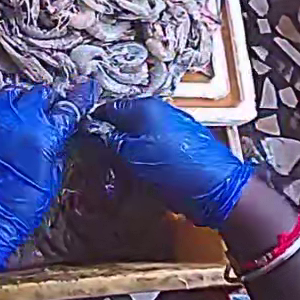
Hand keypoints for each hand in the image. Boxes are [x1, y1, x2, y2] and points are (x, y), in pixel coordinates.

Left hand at [0, 77, 95, 269]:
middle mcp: (18, 118)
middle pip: (40, 94)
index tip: (87, 86)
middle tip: (50, 108)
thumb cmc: (19, 208)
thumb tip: (60, 132)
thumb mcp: (51, 179)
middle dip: (48, 100)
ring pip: (9, 92)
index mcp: (45, 134)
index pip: (69, 106)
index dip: (79, 97)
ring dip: (19, 99)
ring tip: (21, 107)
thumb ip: (57, 149)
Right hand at [91, 97, 253, 225]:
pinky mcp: (180, 147)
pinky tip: (139, 178)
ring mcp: (170, 128)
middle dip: (107, 143)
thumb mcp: (131, 155)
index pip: (106, 108)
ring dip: (123, 156)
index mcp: (144, 107)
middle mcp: (158, 112)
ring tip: (118, 176)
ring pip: (135, 139)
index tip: (80, 142)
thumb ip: (108, 139)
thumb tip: (89, 130)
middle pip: (121, 124)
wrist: (219, 191)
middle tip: (97, 163)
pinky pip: (151, 150)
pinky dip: (141, 162)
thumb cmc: (174, 169)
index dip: (91, 124)